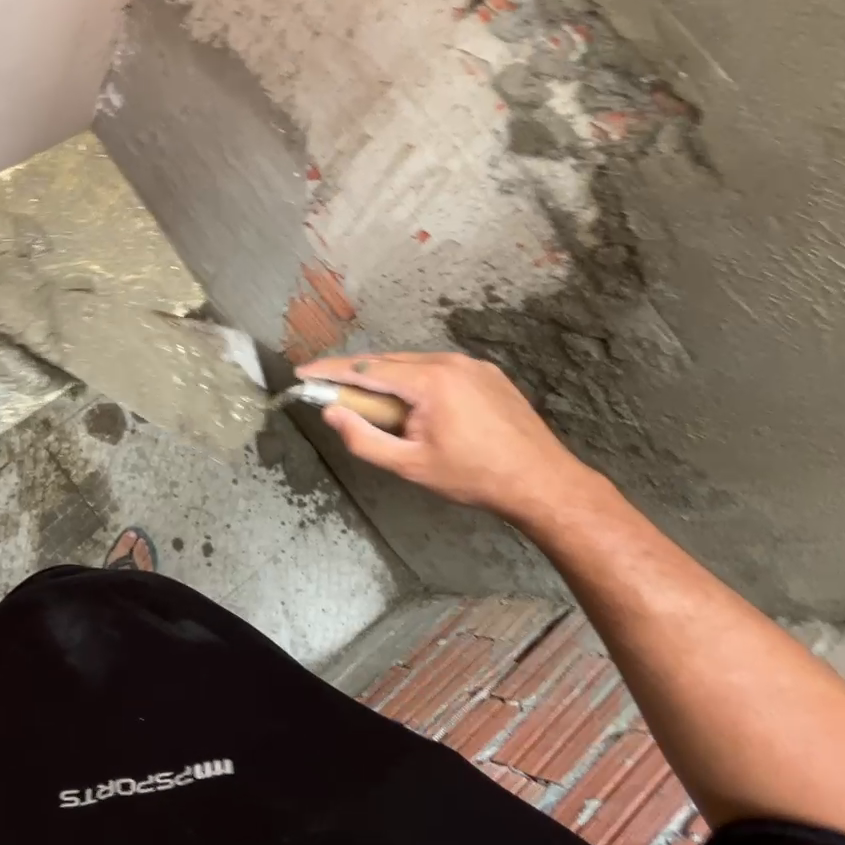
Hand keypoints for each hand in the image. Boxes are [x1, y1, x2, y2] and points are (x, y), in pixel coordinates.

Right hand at [295, 352, 606, 523]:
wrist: (542, 482)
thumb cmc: (472, 477)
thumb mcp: (409, 465)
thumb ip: (363, 439)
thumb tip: (331, 414)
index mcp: (429, 381)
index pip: (366, 369)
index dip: (329, 371)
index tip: (302, 373)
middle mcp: (449, 362)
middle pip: (387, 362)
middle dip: (354, 376)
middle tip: (330, 395)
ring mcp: (472, 365)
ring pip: (412, 364)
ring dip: (385, 380)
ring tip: (373, 407)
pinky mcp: (487, 373)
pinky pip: (437, 369)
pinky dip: (413, 380)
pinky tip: (411, 405)